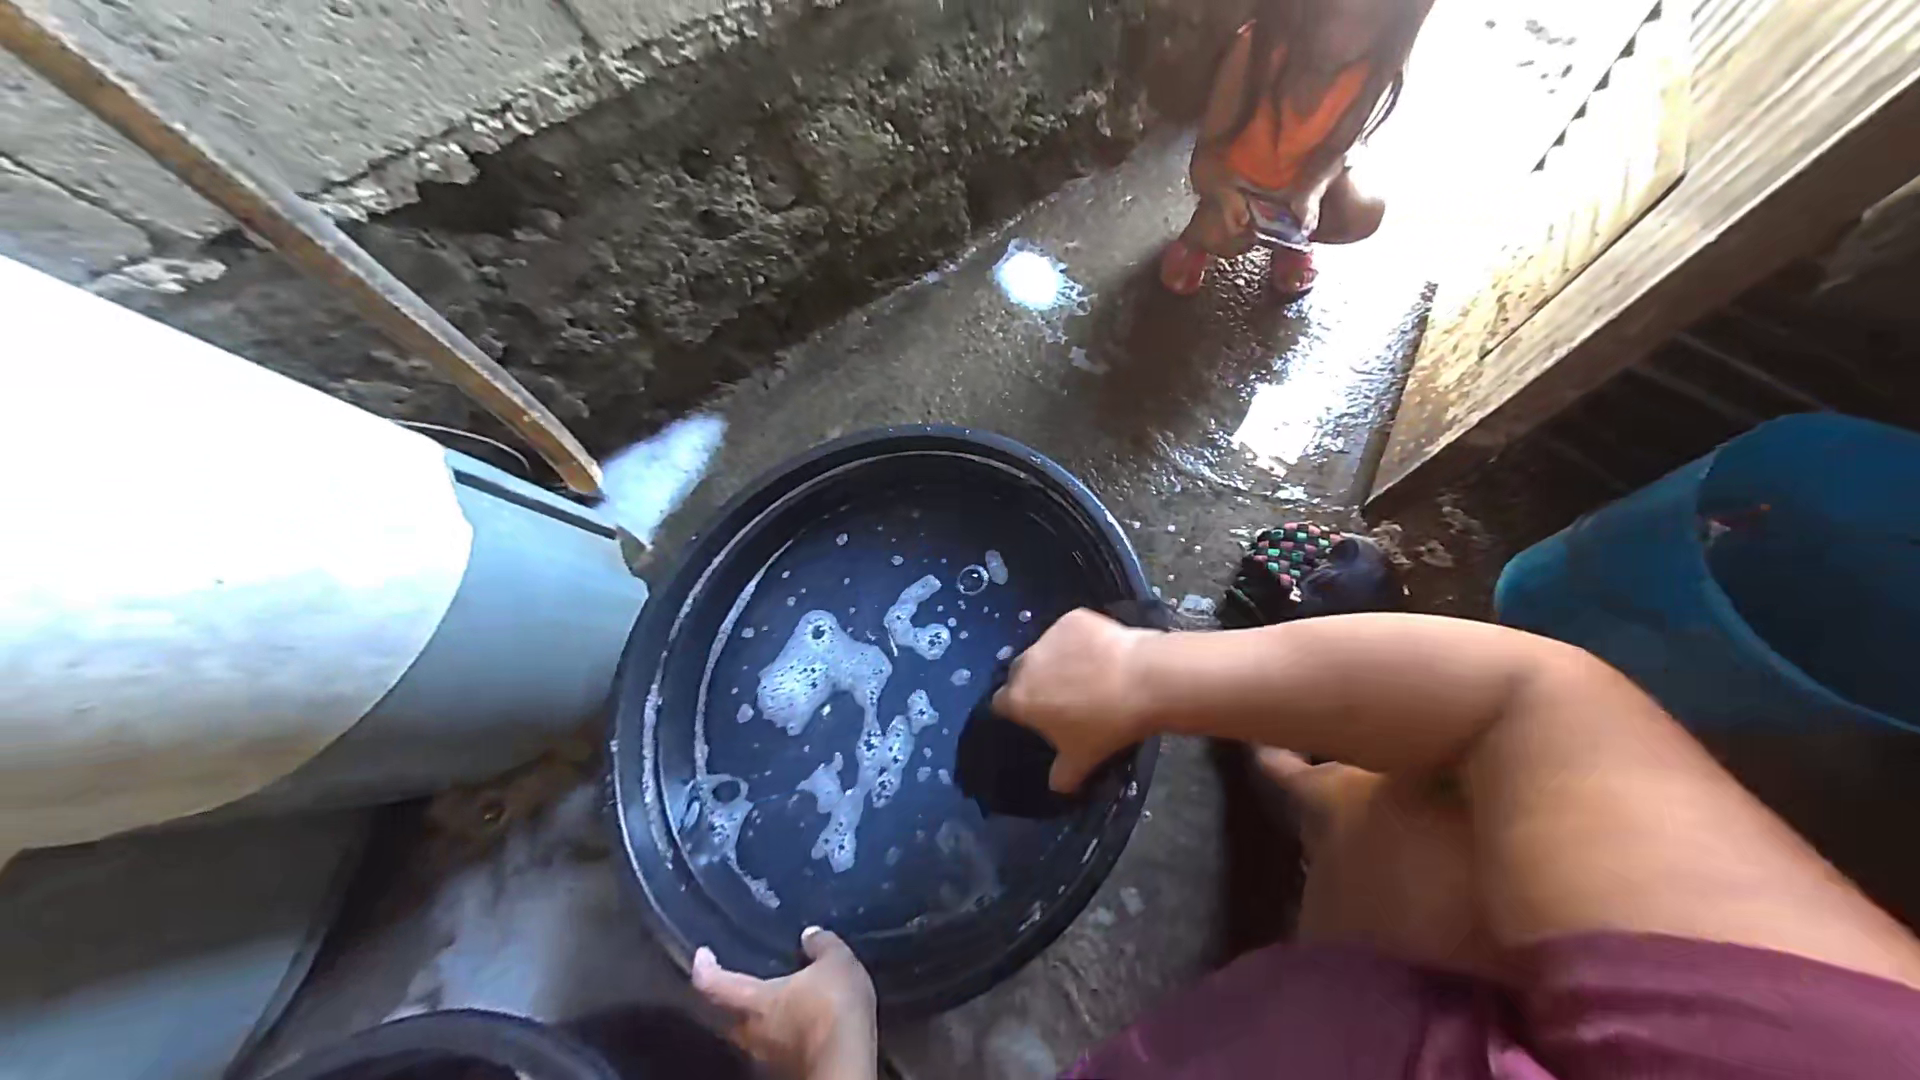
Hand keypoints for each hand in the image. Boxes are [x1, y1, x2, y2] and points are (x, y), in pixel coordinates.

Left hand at [691, 927, 876, 1079]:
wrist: (848, 1070)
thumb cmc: (833, 1008)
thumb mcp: (836, 961)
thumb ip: (821, 944)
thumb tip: (808, 936)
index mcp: (756, 1003)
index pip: (716, 986)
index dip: (705, 969)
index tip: (702, 955)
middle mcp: (752, 1037)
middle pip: (728, 1018)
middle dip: (731, 1001)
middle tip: (742, 981)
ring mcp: (767, 1064)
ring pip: (753, 1039)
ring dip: (762, 1021)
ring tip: (780, 1002)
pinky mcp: (787, 1078)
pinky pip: (777, 1052)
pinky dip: (784, 1038)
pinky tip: (802, 1027)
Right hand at [992, 608, 1157, 791]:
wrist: (1143, 680)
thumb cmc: (1107, 724)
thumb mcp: (1084, 759)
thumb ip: (1062, 775)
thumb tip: (1057, 785)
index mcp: (1020, 699)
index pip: (1002, 703)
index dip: (1017, 710)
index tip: (1037, 716)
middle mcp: (1026, 663)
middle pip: (1021, 672)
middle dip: (1036, 682)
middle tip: (1064, 696)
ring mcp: (1048, 635)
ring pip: (1046, 648)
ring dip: (1058, 658)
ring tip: (1091, 672)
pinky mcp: (1072, 617)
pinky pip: (1070, 630)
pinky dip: (1081, 639)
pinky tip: (1104, 652)